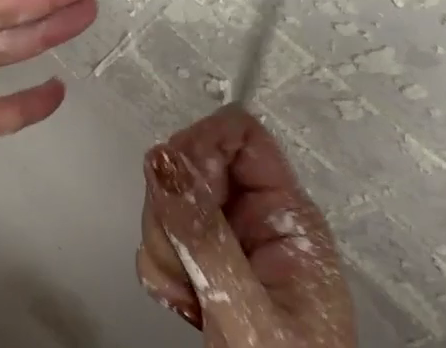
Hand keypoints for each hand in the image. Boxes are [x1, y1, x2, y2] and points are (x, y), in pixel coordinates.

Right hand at [137, 107, 355, 346]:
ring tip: (193, 297)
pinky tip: (186, 304)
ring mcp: (229, 241)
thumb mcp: (247, 310)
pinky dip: (160, 270)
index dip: (199, 150)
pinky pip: (158, 236)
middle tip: (189, 264)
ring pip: (165, 201)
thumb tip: (164, 160)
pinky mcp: (205, 261)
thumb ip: (204, 236)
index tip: (180, 191)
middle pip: (189, 164)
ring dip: (164, 249)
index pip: (237, 134)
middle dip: (171, 213)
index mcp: (288, 217)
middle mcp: (257, 219)